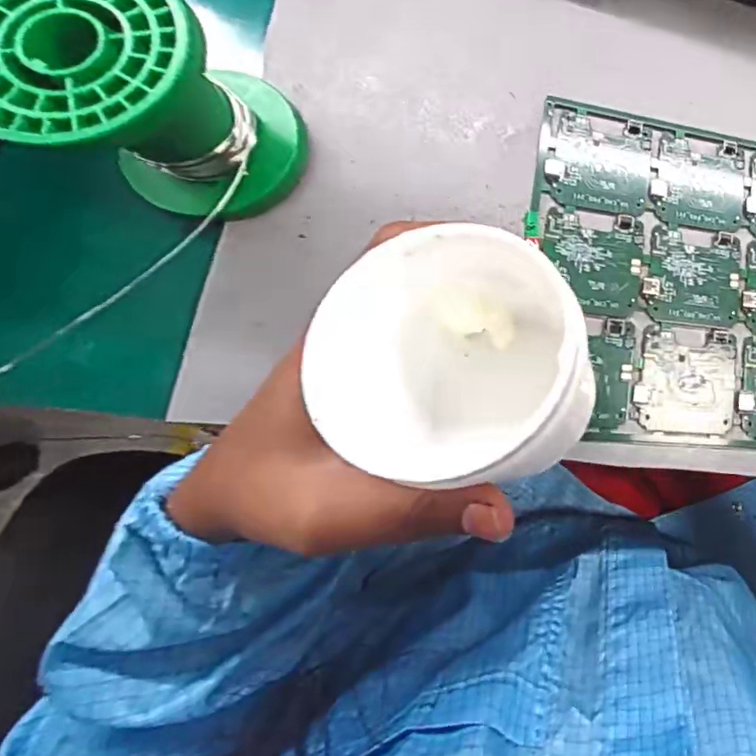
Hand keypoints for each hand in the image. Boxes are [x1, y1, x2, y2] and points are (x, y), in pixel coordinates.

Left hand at [166, 222, 516, 554]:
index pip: (386, 255)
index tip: (497, 259)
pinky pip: (420, 338)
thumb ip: (413, 513)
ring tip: (526, 322)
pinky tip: (492, 362)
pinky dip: (457, 335)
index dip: (443, 239)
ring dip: (470, 301)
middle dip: (474, 271)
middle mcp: (349, 328)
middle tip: (529, 298)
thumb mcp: (333, 512)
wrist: (226, 504)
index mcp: (334, 336)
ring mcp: (360, 346)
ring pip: (421, 304)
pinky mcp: (372, 371)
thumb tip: (502, 516)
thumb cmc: (266, 496)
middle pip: (415, 270)